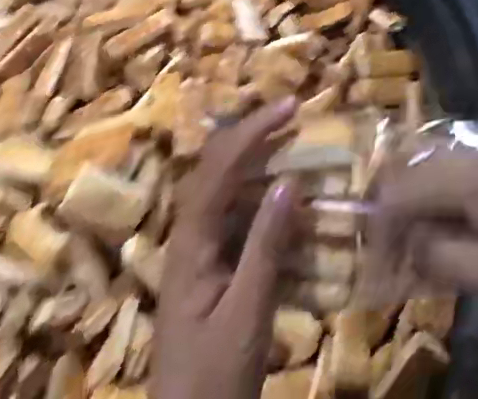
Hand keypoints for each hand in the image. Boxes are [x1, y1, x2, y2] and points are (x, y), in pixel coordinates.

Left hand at [153, 100, 299, 398]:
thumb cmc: (214, 375)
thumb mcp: (246, 314)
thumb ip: (266, 247)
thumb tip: (289, 181)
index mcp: (190, 241)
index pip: (219, 167)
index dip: (253, 131)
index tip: (289, 106)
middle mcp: (188, 235)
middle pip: (214, 167)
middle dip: (250, 133)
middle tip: (290, 111)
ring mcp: (196, 250)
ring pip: (221, 186)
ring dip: (253, 155)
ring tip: (287, 135)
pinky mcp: (208, 267)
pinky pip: (231, 213)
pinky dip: (257, 191)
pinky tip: (279, 191)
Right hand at [366, 144, 477, 307]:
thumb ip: (444, 257)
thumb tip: (404, 247)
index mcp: (465, 175)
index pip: (398, 190)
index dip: (380, 227)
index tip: (376, 266)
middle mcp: (469, 156)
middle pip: (408, 175)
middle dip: (392, 217)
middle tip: (392, 261)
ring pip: (428, 176)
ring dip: (414, 213)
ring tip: (415, 255)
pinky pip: (452, 181)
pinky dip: (438, 209)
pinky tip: (447, 239)